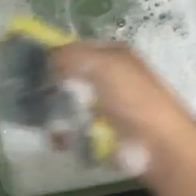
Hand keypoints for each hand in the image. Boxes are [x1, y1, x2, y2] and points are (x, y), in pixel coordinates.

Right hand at [53, 42, 195, 179]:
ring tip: (50, 125)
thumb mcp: (104, 66)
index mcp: (114, 56)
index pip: (77, 48)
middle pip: (70, 79)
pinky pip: (75, 131)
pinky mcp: (102, 134)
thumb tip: (47, 59)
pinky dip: (65, 136)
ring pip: (69, 107)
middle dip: (54, 90)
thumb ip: (72, 56)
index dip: (56, 55)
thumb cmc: (134, 100)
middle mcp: (110, 79)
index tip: (36, 68)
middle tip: (39, 99)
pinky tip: (59, 141)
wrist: (158, 146)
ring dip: (57, 116)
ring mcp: (106, 109)